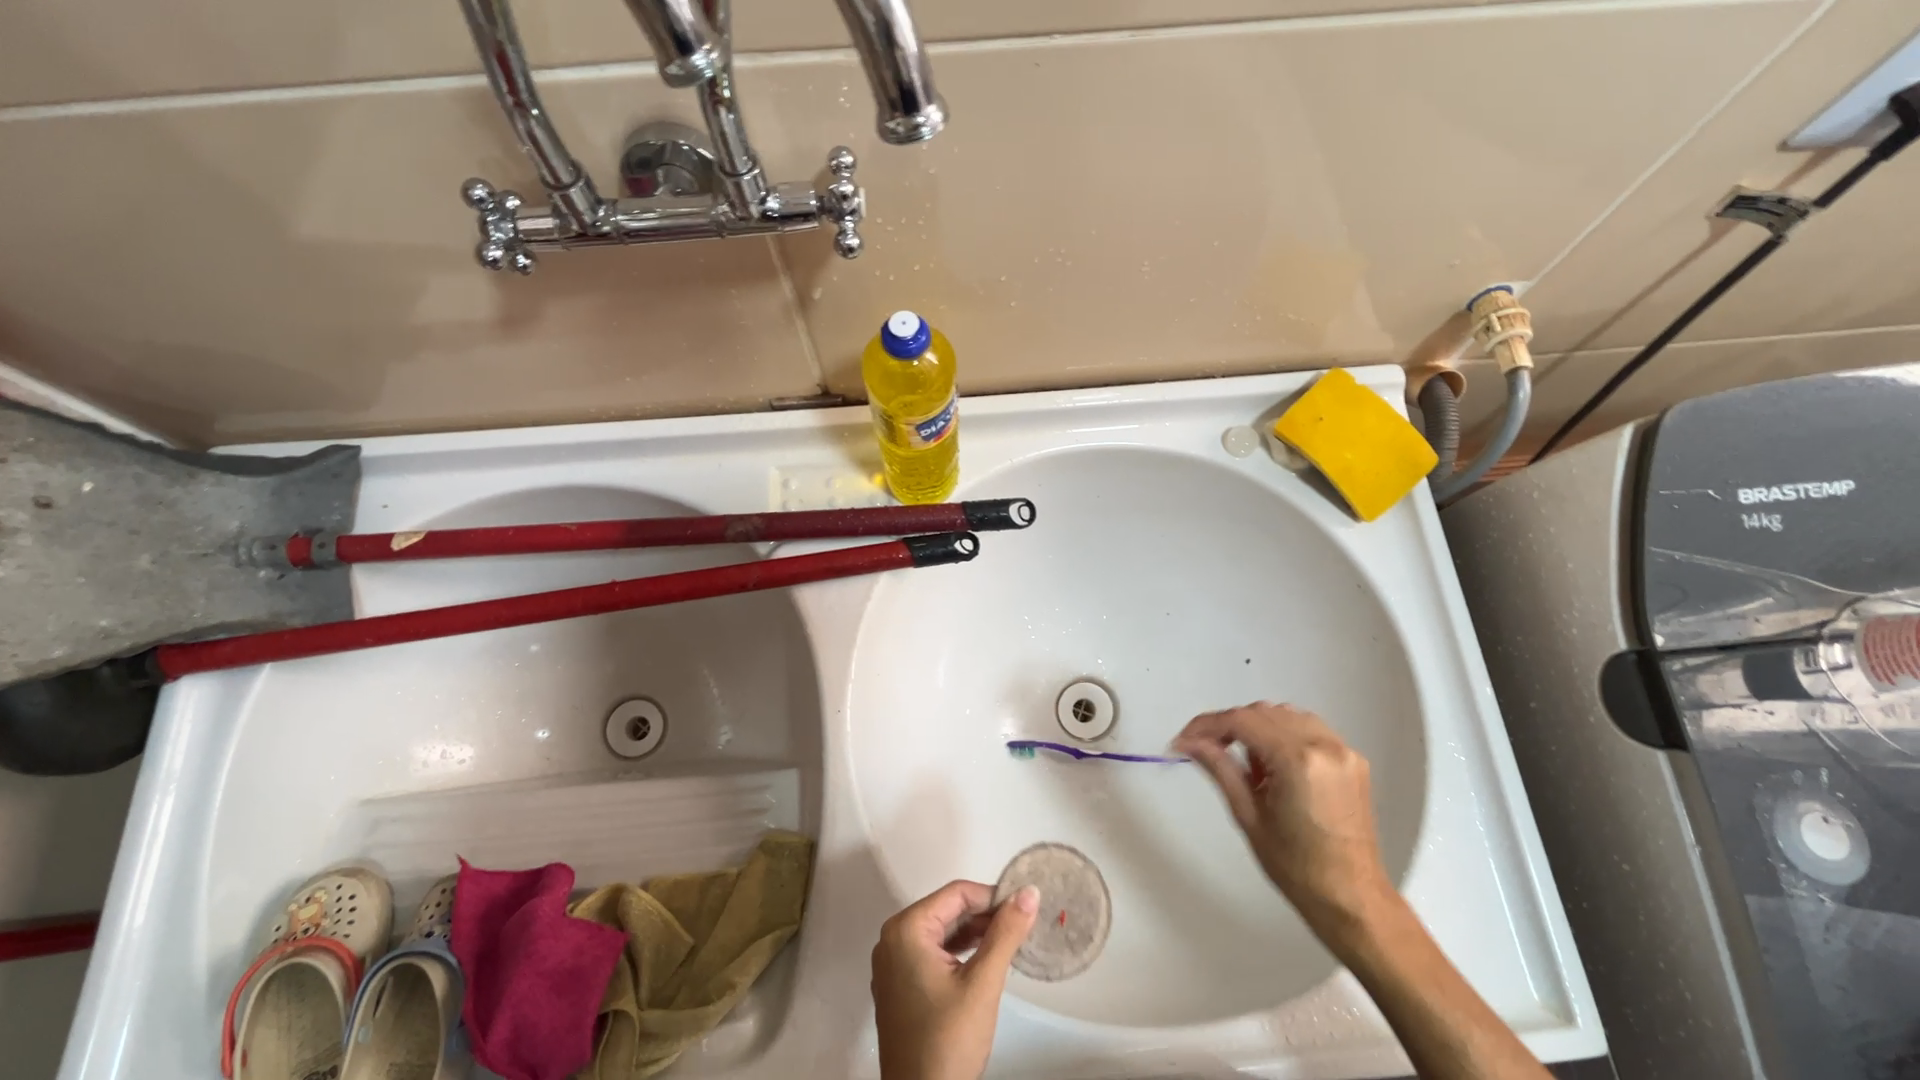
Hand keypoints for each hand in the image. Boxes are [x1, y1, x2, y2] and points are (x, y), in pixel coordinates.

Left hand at [872, 880, 1039, 1079]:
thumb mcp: (983, 983)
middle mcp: (892, 940)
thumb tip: (1029, 892)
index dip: (993, 897)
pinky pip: (932, 954)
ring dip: (975, 935)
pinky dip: (960, 954)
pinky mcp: (899, 987)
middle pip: (947, 911)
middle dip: (985, 916)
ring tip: (1010, 943)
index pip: (956, 894)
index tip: (1025, 908)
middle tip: (1022, 927)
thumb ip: (1005, 933)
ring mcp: (892, 965)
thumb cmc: (949, 1039)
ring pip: (941, 933)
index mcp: (906, 930)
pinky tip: (986, 962)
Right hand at [1174, 702, 1392, 933]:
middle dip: (1230, 726)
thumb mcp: (1248, 816)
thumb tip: (1189, 742)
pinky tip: (1272, 766)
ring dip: (1257, 728)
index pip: (1242, 721)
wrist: (1350, 896)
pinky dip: (1283, 736)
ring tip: (1242, 763)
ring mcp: (1343, 750)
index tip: (1183, 740)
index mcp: (1298, 761)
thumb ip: (1219, 768)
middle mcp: (1324, 745)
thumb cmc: (1295, 866)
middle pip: (1263, 713)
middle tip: (1205, 749)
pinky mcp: (1352, 760)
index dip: (1207, 726)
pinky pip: (1309, 730)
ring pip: (1286, 716)